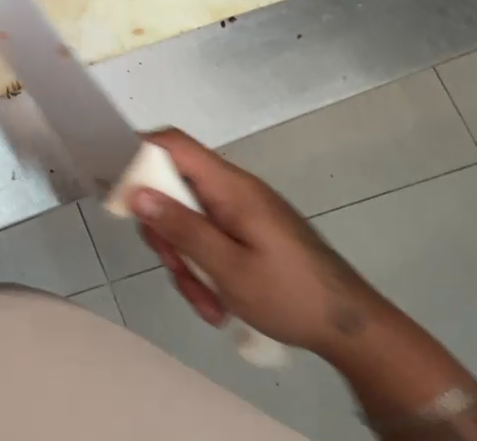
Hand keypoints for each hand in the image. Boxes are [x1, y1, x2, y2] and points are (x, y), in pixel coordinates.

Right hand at [130, 129, 393, 361]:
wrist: (358, 333)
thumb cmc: (293, 296)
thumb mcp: (228, 268)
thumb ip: (180, 228)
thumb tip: (135, 192)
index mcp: (230, 187)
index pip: (173, 144)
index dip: (138, 153)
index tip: (118, 189)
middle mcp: (233, 191)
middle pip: (173, 188)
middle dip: (165, 232)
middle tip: (175, 269)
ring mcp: (242, 213)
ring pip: (186, 220)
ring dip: (185, 260)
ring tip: (206, 302)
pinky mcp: (248, 233)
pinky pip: (208, 238)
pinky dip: (204, 267)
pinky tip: (218, 301)